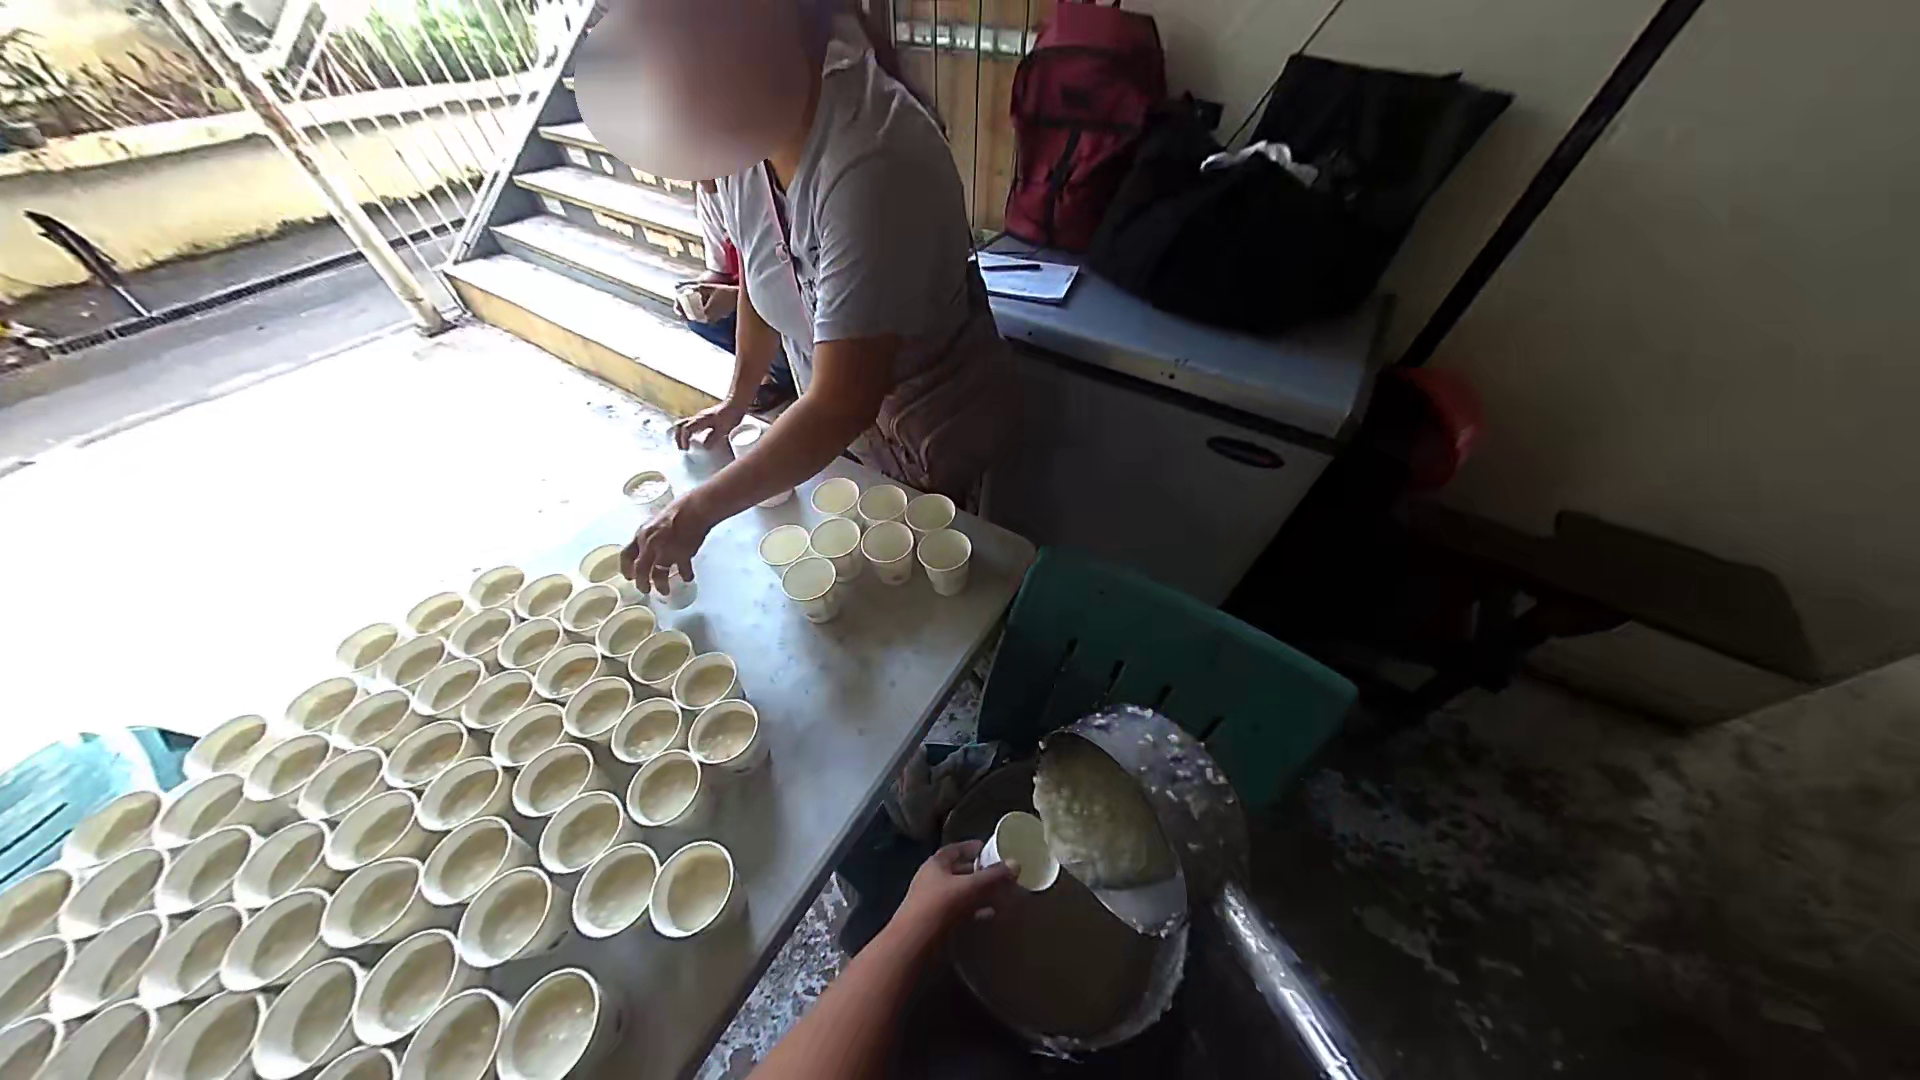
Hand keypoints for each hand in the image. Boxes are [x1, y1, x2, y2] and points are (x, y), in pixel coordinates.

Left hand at [620, 495, 713, 594]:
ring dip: (661, 585)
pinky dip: (685, 575)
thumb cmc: (678, 510)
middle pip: (641, 570)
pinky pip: (682, 570)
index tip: (628, 576)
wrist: (695, 508)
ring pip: (658, 575)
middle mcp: (650, 545)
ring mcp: (666, 551)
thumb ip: (652, 536)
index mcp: (642, 534)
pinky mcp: (682, 555)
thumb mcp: (656, 522)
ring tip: (664, 591)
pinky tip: (687, 578)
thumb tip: (652, 547)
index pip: (626, 555)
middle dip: (642, 583)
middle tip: (645, 590)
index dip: (626, 568)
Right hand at [671, 401, 746, 451]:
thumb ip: (713, 437)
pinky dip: (684, 432)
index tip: (686, 449)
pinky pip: (687, 424)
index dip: (683, 440)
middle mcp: (697, 417)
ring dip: (679, 434)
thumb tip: (704, 448)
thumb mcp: (723, 429)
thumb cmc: (730, 416)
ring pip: (681, 423)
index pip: (686, 429)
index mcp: (701, 420)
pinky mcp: (701, 418)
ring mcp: (698, 417)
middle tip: (681, 449)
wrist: (734, 405)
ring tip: (682, 445)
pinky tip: (688, 439)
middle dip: (677, 438)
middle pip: (679, 425)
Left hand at [892, 841, 1017, 943]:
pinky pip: (960, 910)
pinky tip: (989, 914)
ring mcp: (933, 901)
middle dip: (979, 872)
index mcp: (936, 864)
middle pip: (959, 871)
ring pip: (960, 892)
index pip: (956, 849)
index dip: (972, 847)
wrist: (914, 943)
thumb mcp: (969, 887)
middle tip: (999, 872)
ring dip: (979, 893)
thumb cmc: (940, 905)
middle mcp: (933, 879)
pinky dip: (974, 910)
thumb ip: (993, 876)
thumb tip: (1016, 864)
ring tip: (1000, 894)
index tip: (989, 848)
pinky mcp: (936, 922)